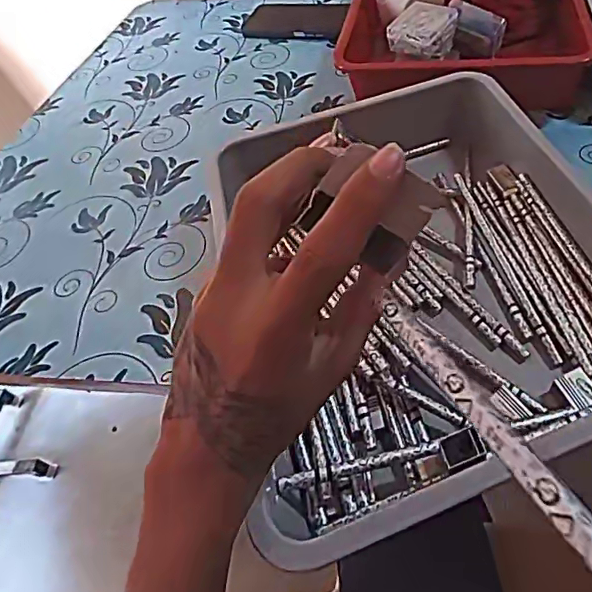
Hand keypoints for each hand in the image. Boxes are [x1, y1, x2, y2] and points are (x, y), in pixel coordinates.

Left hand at [157, 139, 407, 493]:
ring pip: (247, 205)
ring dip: (291, 174)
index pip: (323, 249)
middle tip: (344, 148)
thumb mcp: (334, 369)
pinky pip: (246, 226)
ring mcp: (216, 281)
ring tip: (328, 159)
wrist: (203, 444)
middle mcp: (239, 292)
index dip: (359, 200)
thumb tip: (383, 260)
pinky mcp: (211, 277)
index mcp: (279, 325)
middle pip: (261, 202)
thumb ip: (361, 310)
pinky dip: (279, 202)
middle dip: (305, 162)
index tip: (388, 160)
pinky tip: (304, 201)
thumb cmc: (275, 416)